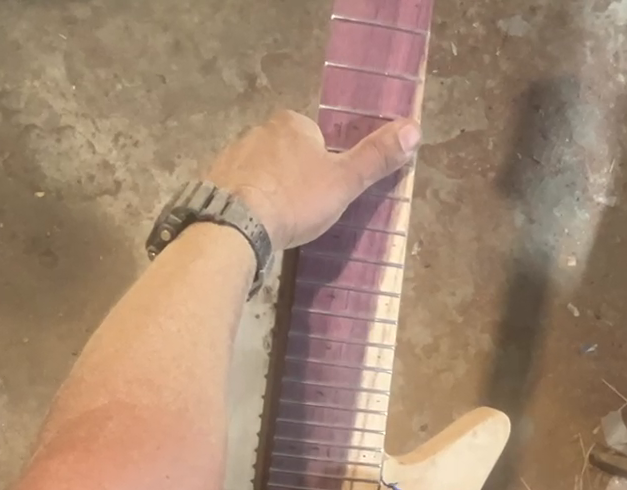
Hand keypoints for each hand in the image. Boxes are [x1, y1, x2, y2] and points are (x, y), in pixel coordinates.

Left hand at [205, 110, 420, 248]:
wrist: (236, 225)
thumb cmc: (295, 201)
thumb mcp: (344, 182)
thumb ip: (375, 158)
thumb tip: (414, 129)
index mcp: (293, 124)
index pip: (315, 139)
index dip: (322, 167)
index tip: (322, 195)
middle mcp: (258, 130)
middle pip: (285, 154)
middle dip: (293, 179)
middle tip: (300, 213)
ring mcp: (231, 155)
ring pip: (259, 173)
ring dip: (267, 193)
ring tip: (274, 224)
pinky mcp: (212, 182)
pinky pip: (236, 191)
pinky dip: (244, 206)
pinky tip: (251, 227)